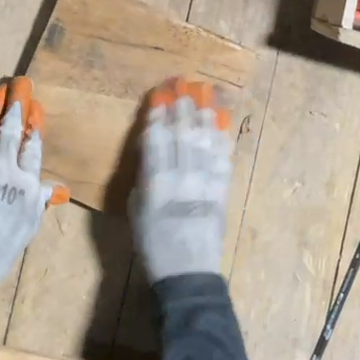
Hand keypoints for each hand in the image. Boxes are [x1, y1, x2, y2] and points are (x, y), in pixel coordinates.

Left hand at [0, 77, 58, 328]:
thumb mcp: (25, 230)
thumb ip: (37, 204)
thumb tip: (53, 188)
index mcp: (26, 187)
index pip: (33, 149)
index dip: (34, 127)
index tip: (35, 110)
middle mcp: (6, 170)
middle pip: (11, 133)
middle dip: (15, 108)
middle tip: (17, 89)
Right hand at [132, 78, 233, 282]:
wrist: (188, 272)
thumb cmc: (153, 243)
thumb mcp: (137, 210)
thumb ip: (145, 179)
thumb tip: (151, 154)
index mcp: (156, 182)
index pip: (157, 139)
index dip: (159, 116)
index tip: (160, 98)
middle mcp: (182, 177)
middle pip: (182, 134)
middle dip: (183, 109)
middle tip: (184, 88)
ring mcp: (205, 183)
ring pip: (205, 142)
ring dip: (204, 117)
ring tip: (204, 98)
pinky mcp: (222, 191)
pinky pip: (223, 160)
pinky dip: (221, 141)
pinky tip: (220, 127)